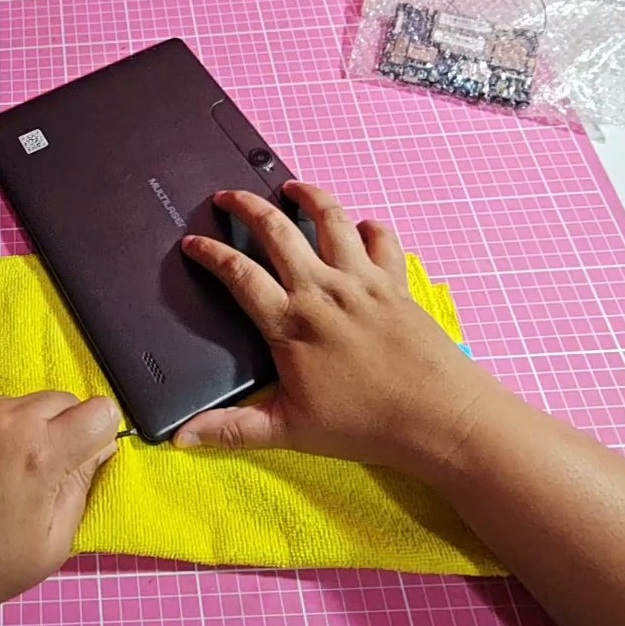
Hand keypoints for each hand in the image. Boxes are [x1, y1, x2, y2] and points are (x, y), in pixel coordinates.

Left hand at [0, 392, 119, 625]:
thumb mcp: (53, 543)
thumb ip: (82, 484)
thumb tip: (99, 446)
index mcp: (41, 452)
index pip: (99, 410)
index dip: (97, 435)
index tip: (82, 456)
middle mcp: (5, 418)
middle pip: (60, 400)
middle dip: (61, 429)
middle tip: (37, 472)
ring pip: (17, 403)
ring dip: (18, 429)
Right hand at [175, 181, 503, 475]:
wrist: (443, 420)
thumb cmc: (366, 426)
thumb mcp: (290, 431)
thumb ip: (232, 429)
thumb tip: (181, 438)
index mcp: (291, 323)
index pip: (238, 273)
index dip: (209, 253)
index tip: (192, 242)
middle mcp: (322, 290)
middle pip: (276, 230)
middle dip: (246, 206)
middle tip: (228, 196)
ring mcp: (362, 281)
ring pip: (330, 219)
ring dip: (307, 196)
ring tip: (290, 187)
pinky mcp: (395, 283)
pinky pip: (381, 239)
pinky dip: (369, 228)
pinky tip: (360, 227)